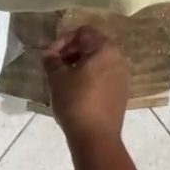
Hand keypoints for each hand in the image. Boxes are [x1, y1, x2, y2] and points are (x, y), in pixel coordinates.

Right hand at [44, 26, 129, 144]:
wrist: (95, 137)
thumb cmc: (75, 102)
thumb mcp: (57, 79)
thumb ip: (51, 61)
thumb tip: (48, 54)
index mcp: (105, 49)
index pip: (83, 32)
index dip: (62, 41)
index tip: (49, 57)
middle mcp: (118, 58)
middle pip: (91, 47)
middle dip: (70, 54)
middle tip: (54, 68)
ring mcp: (122, 77)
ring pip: (97, 64)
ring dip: (78, 68)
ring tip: (62, 82)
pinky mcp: (120, 93)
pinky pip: (102, 78)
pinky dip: (88, 80)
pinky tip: (75, 94)